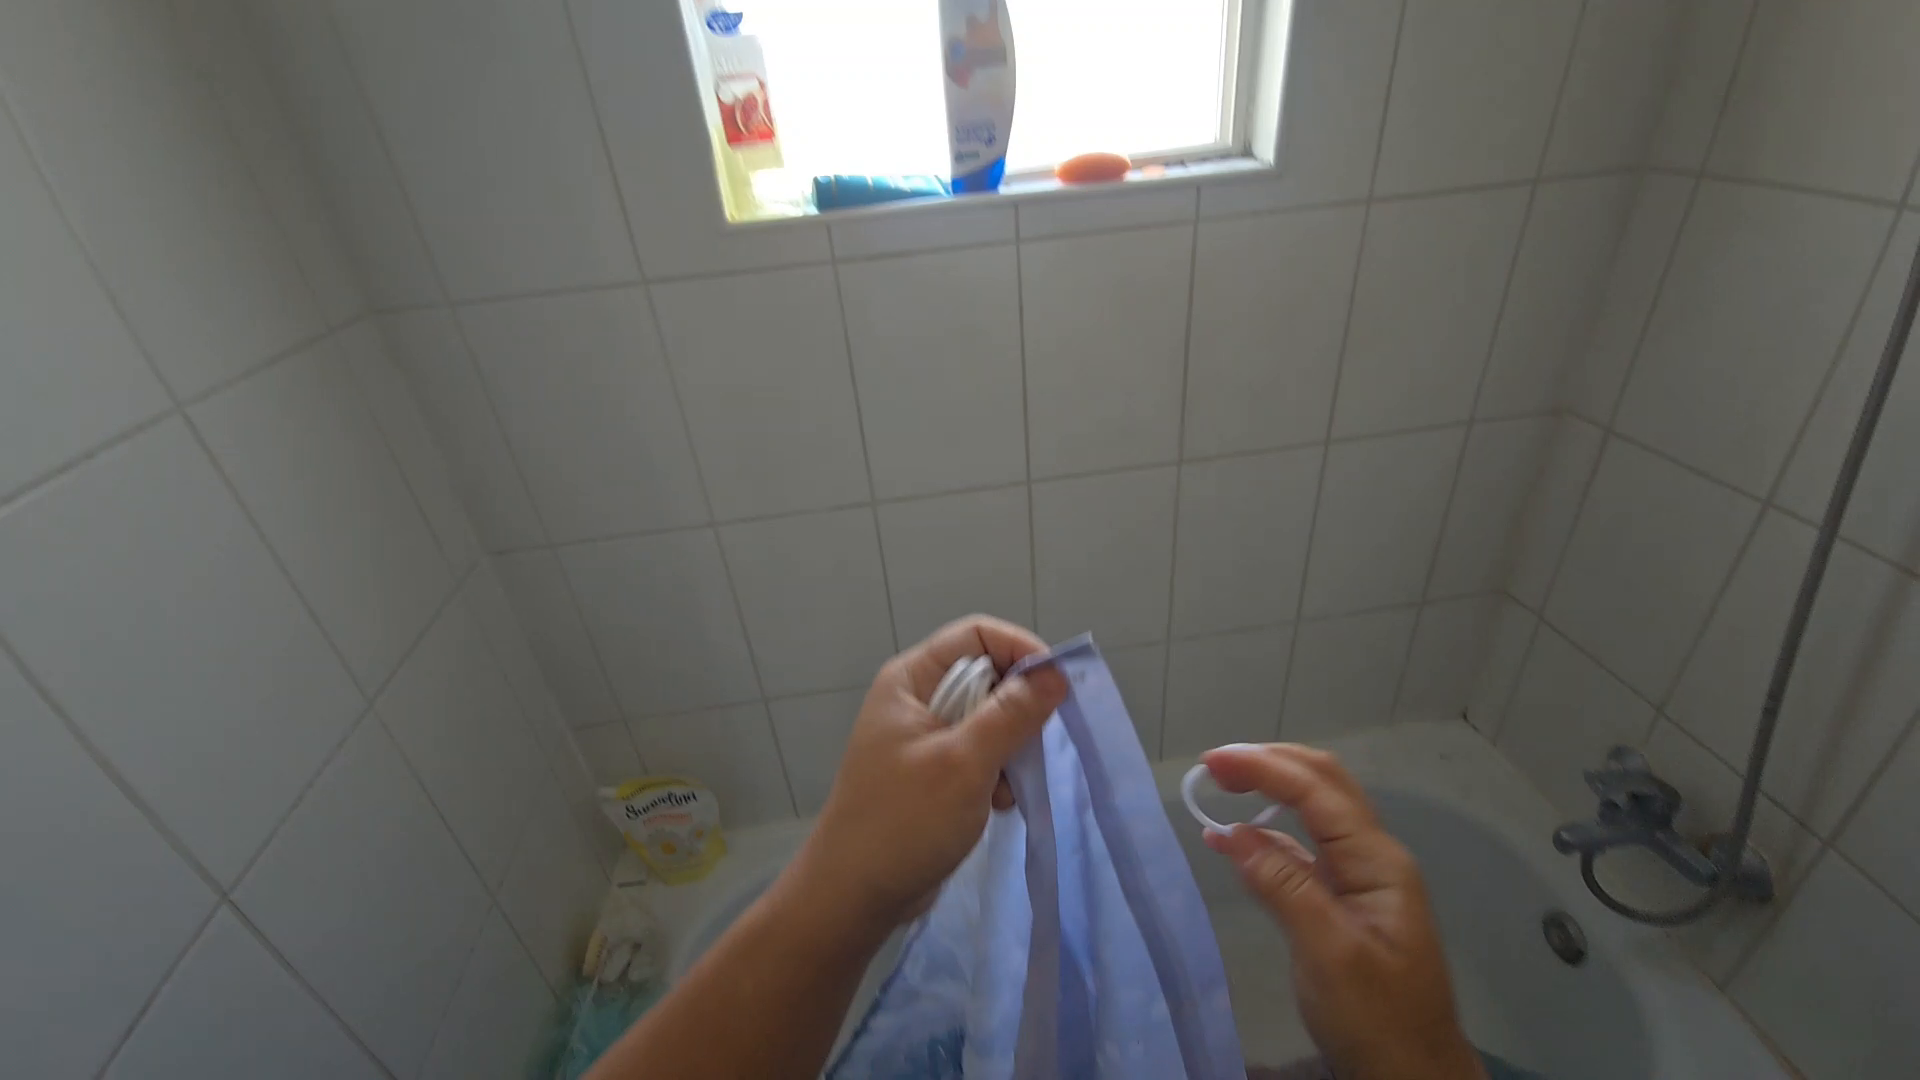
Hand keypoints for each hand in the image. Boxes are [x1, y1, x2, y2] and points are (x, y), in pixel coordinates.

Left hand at [790, 616, 1069, 929]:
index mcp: (912, 678)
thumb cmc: (904, 822)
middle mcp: (917, 698)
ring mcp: (925, 736)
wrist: (853, 897)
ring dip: (1010, 747)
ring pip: (990, 717)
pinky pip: (981, 752)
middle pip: (988, 675)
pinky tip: (996, 804)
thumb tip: (1055, 673)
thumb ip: (1011, 714)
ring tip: (1006, 785)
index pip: (977, 634)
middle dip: (1018, 708)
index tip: (1057, 687)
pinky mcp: (935, 771)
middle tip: (1033, 745)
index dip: (1020, 650)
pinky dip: (997, 773)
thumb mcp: (964, 763)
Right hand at [1202, 744, 1486, 1079]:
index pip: (1318, 791)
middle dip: (1269, 763)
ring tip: (1220, 785)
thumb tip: (1230, 832)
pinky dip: (1265, 830)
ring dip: (1268, 787)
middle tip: (1215, 766)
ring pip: (1313, 809)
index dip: (1264, 766)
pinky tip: (1231, 838)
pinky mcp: (1340, 898)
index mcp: (1378, 861)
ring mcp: (1358, 876)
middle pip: (1322, 784)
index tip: (1212, 762)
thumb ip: (1282, 885)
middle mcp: (1372, 856)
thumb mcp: (1327, 953)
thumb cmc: (1377, 1018)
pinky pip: (1301, 846)